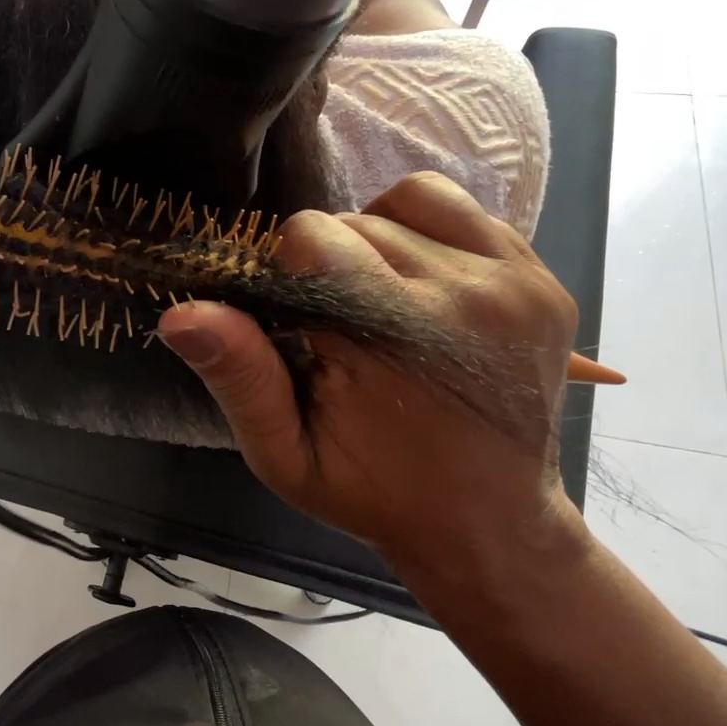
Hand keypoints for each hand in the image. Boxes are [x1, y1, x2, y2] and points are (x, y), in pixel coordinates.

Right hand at [157, 173, 579, 574]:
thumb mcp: (285, 454)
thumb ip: (239, 378)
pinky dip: (422, 232)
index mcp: (399, 336)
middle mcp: (469, 295)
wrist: (491, 522)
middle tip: (338, 328)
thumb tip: (179, 314)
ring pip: (405, 202)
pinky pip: (460, 208)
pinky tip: (419, 286)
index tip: (299, 323)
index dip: (286, 272)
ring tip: (377, 301)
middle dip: (328, 264)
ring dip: (374, 240)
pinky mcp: (546, 276)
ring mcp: (518, 281)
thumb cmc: (375, 493)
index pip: (314, 238)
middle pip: (356, 221)